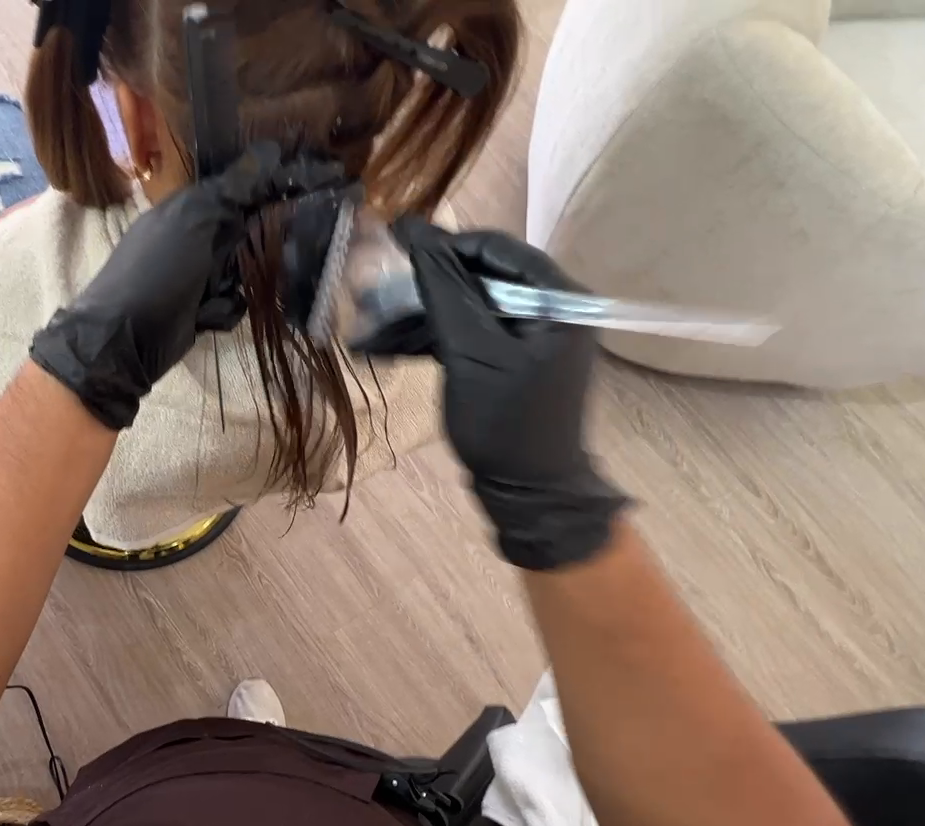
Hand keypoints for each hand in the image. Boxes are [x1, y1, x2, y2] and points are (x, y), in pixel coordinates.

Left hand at [31, 143, 344, 429]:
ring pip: (245, 272)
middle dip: (256, 247)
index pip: (245, 186)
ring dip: (234, 286)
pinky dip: (221, 312)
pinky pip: (232, 304)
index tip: (325, 180)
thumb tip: (271, 150)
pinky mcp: (200, 310)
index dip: (281, 184)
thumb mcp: (195, 220)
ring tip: (210, 294)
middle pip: (250, 231)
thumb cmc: (156, 271)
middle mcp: (196, 236)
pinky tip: (203, 318)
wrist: (124, 340)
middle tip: (251, 257)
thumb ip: (233, 189)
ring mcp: (197, 275)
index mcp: (190, 206)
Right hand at [392, 223, 627, 570]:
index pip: (496, 251)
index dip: (442, 245)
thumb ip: (446, 293)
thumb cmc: (504, 423)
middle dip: (421, 289)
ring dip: (415, 320)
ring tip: (366, 331)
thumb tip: (416, 234)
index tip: (392, 244)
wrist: (526, 492)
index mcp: (558, 299)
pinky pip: (464, 337)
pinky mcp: (506, 362)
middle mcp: (548, 309)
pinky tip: (383, 348)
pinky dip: (428, 342)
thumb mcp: (471, 353)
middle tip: (372, 294)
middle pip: (476, 280)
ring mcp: (527, 337)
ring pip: (463, 311)